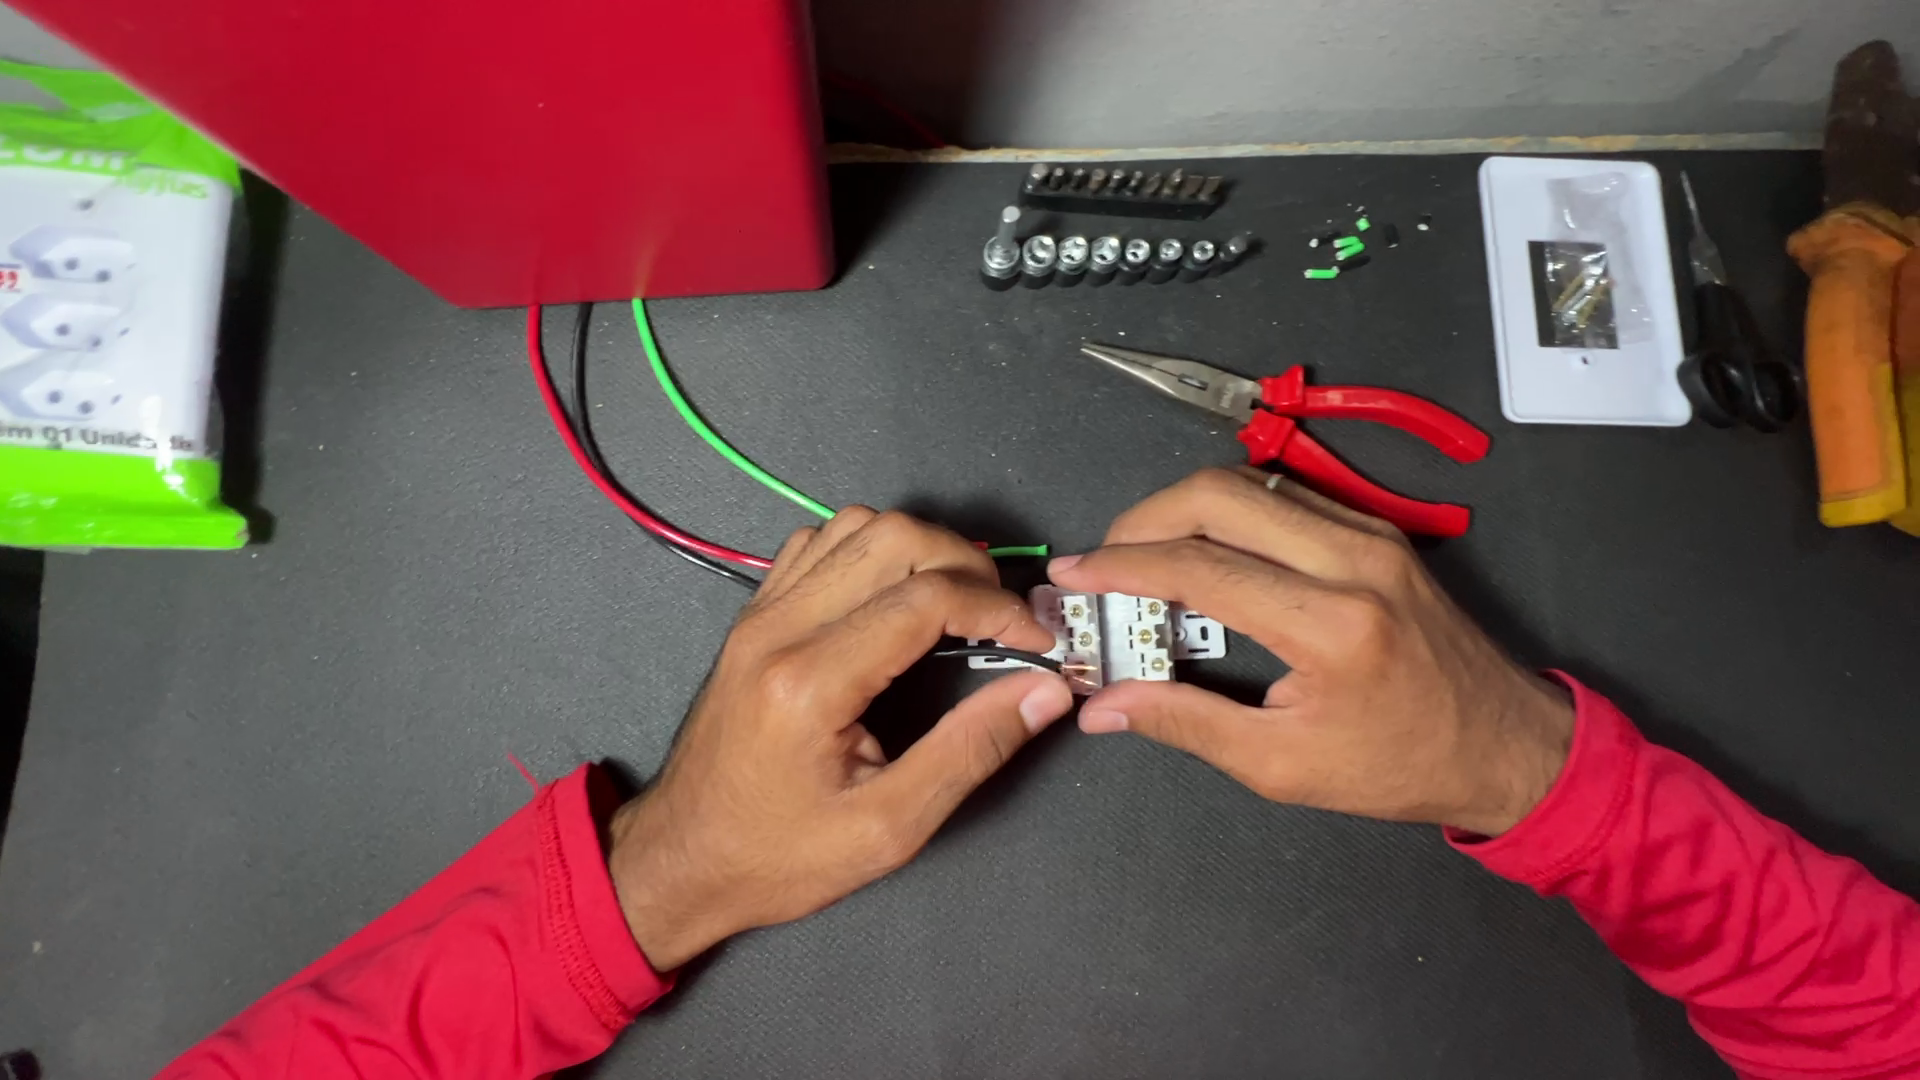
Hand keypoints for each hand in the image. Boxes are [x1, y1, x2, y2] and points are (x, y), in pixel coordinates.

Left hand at [607, 508, 1074, 969]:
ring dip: (922, 548)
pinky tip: (892, 593)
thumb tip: (1044, 691)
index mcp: (812, 681)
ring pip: (857, 524)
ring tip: (953, 600)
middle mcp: (780, 625)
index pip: (925, 599)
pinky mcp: (754, 610)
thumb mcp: (887, 828)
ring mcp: (761, 609)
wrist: (679, 859)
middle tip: (997, 617)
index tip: (1035, 641)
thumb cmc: (780, 856)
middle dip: (966, 565)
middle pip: (894, 537)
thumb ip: (970, 751)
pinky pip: (820, 541)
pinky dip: (872, 548)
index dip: (998, 609)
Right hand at [1049, 468, 1572, 836]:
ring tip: (1141, 555)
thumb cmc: (1398, 765)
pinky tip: (1199, 548)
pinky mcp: (1371, 529)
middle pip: (1216, 497)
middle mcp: (1350, 558)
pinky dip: (1220, 512)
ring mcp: (1366, 533)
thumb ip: (1185, 723)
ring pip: (1244, 484)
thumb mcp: (1282, 766)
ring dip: (1177, 510)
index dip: (1120, 566)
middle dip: (1141, 521)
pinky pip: (1275, 495)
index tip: (1073, 575)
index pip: (1199, 567)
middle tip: (1104, 561)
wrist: (1511, 746)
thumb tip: (1104, 705)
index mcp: (1330, 625)